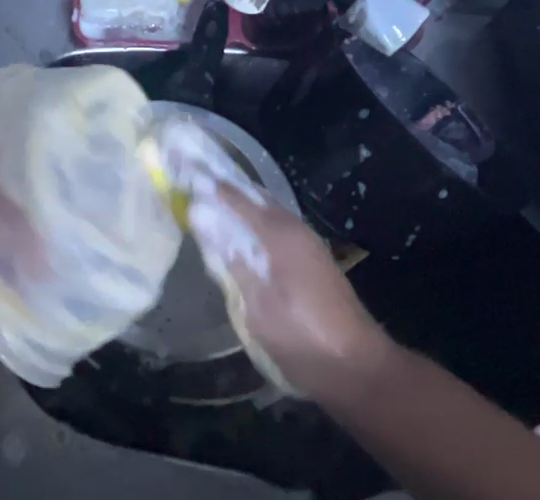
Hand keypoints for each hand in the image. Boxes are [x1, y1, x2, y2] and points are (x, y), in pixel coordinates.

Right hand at [185, 179, 393, 396]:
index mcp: (280, 235)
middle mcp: (295, 230)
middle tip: (192, 178)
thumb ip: (231, 257)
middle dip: (225, 187)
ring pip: (268, 209)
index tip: (180, 169)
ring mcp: (308, 244)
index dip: (208, 185)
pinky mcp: (312, 259)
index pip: (237, 198)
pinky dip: (254, 218)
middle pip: (255, 197)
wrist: (359, 369)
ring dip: (241, 201)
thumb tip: (199, 214)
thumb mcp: (259, 303)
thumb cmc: (303, 337)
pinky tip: (240, 229)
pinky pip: (276, 224)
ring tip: (209, 198)